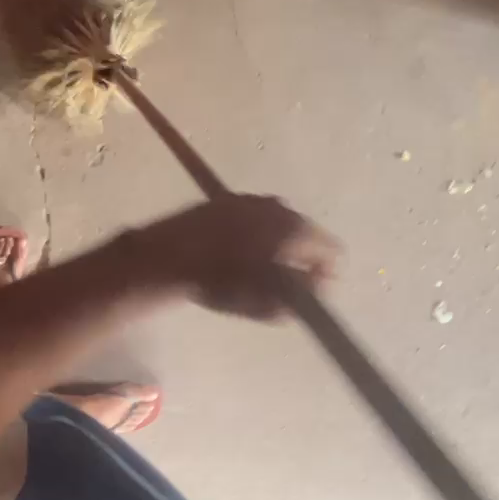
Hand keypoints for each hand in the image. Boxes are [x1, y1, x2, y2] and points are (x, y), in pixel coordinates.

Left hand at [126, 195, 341, 319]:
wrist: (167, 255)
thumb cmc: (218, 281)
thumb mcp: (262, 300)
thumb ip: (298, 296)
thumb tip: (317, 291)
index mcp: (294, 230)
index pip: (332, 251)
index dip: (326, 274)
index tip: (312, 293)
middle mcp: (279, 207)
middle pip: (307, 235)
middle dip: (301, 259)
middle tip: (283, 285)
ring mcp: (254, 199)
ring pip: (281, 225)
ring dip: (278, 245)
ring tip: (256, 270)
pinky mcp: (230, 199)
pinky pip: (257, 217)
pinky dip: (256, 234)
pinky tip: (236, 253)